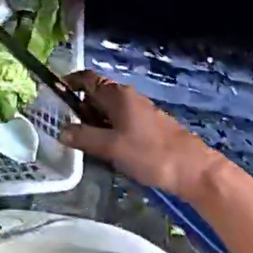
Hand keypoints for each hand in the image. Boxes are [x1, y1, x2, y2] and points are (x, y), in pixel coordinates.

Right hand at [58, 71, 227, 198]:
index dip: (68, 83)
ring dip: (95, 124)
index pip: (85, 78)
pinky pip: (120, 123)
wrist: (198, 173)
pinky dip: (110, 132)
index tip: (54, 97)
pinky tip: (110, 151)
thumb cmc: (151, 154)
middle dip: (79, 109)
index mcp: (116, 94)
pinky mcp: (149, 128)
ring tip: (87, 144)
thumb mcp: (111, 147)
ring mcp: (140, 112)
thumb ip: (83, 137)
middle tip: (68, 128)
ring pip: (108, 112)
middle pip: (94, 95)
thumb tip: (61, 131)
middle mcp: (127, 97)